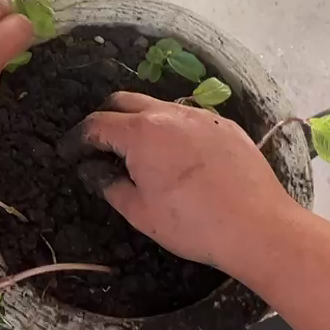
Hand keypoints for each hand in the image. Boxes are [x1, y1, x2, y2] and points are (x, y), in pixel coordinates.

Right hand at [64, 92, 311, 274]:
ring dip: (139, 122)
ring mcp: (199, 116)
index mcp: (140, 132)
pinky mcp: (224, 125)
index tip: (70, 154)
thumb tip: (92, 169)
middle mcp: (167, 113)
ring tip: (139, 152)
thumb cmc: (192, 224)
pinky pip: (186, 118)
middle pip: (123, 102)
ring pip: (157, 106)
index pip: (96, 124)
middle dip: (105, 120)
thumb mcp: (140, 212)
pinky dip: (170, 129)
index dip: (78, 139)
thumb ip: (109, 184)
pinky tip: (178, 157)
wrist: (259, 227)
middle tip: (99, 147)